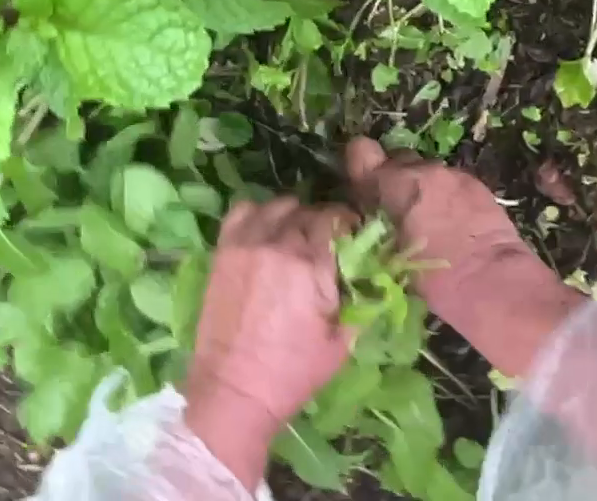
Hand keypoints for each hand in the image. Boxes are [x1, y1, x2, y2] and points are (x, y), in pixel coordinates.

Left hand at [184, 197, 353, 490]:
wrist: (233, 389)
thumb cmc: (291, 373)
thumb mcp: (342, 344)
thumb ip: (360, 303)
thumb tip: (372, 276)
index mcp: (313, 268)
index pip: (334, 220)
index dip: (345, 222)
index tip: (351, 232)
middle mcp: (280, 246)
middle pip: (307, 213)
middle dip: (321, 222)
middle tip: (325, 240)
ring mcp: (248, 244)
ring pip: (277, 207)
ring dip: (292, 214)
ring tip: (295, 231)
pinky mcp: (224, 249)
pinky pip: (242, 211)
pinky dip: (257, 212)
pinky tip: (265, 228)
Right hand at [345, 136, 584, 375]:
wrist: (488, 281)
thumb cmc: (430, 277)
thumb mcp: (385, 250)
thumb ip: (374, 220)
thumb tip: (370, 212)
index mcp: (387, 185)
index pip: (360, 150)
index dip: (362, 165)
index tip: (367, 184)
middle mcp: (416, 169)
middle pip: (397, 159)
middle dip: (397, 179)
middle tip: (402, 208)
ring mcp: (448, 173)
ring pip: (427, 170)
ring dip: (425, 187)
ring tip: (434, 219)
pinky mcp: (474, 181)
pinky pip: (452, 180)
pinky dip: (449, 195)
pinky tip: (457, 221)